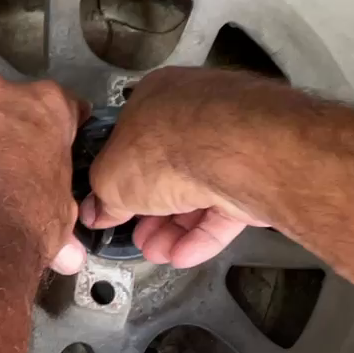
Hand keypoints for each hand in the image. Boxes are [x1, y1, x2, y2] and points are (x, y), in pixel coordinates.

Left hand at [0, 77, 88, 274]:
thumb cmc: (26, 221)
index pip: (63, 105)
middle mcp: (1, 94)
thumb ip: (60, 207)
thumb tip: (70, 252)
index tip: (55, 146)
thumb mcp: (61, 214)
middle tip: (10, 165)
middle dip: (11, 130)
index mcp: (46, 105)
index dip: (61, 129)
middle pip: (10, 104)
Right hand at [79, 68, 285, 267]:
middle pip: (164, 172)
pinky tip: (183, 254)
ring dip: (172, 229)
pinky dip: (203, 234)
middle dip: (148, 213)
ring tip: (157, 251)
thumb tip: (98, 211)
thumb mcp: (109, 177)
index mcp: (155, 98)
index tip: (110, 207)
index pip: (129, 142)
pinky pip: (224, 207)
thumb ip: (102, 197)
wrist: (235, 153)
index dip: (117, 179)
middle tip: (135, 236)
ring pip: (196, 192)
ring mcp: (230, 142)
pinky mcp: (255, 173)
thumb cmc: (169, 146)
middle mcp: (195, 113)